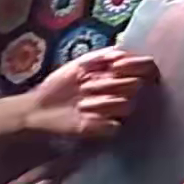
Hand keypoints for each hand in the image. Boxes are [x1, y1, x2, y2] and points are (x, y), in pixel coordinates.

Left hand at [24, 48, 157, 138]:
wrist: (35, 110)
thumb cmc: (60, 84)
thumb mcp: (80, 63)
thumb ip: (104, 54)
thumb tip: (121, 54)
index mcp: (126, 73)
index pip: (148, 65)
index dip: (136, 65)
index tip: (114, 66)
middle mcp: (127, 90)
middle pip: (137, 85)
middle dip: (110, 84)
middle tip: (86, 87)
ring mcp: (118, 110)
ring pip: (128, 104)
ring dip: (103, 102)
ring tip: (81, 104)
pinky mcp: (106, 129)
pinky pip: (114, 126)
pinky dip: (99, 121)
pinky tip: (83, 116)